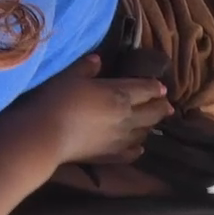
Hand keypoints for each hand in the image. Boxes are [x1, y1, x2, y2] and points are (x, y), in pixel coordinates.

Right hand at [15, 55, 170, 164]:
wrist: (48, 134)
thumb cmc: (56, 99)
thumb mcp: (68, 76)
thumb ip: (85, 67)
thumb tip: (99, 59)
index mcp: (118, 94)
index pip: (145, 89)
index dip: (155, 86)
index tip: (161, 86)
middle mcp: (128, 117)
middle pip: (153, 112)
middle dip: (161, 106)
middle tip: (166, 104)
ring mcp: (124, 139)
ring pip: (146, 131)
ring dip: (150, 125)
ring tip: (150, 121)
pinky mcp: (115, 155)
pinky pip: (134, 151)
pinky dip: (138, 146)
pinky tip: (137, 145)